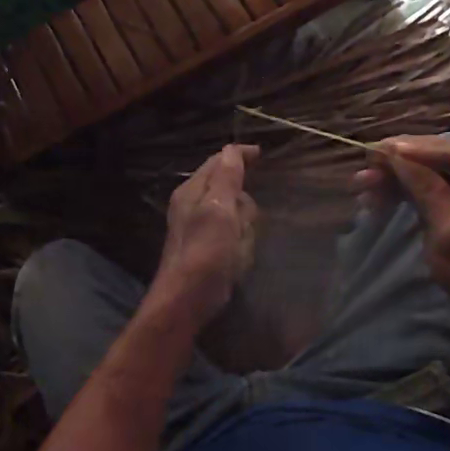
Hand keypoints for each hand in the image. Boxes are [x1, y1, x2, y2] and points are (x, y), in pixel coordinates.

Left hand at [153, 144, 260, 321]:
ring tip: (239, 247)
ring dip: (244, 229)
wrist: (188, 299)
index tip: (261, 153)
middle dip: (244, 205)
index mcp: (192, 192)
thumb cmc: (204, 252)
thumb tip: (231, 150)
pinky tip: (237, 261)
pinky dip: (240, 246)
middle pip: (231, 192)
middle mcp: (193, 206)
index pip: (217, 163)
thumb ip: (226, 179)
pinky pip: (235, 238)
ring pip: (237, 217)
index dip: (238, 156)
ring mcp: (202, 229)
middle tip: (243, 223)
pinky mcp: (211, 250)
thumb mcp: (218, 210)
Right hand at [355, 135, 449, 328]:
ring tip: (365, 185)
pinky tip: (385, 195)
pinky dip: (413, 189)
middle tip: (367, 167)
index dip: (417, 146)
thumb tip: (396, 155)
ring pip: (440, 171)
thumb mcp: (448, 232)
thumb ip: (425, 188)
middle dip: (405, 160)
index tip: (380, 151)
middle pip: (448, 155)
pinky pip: (442, 187)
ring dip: (403, 176)